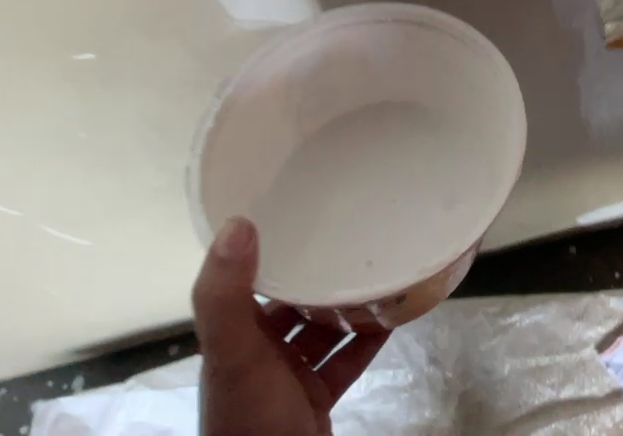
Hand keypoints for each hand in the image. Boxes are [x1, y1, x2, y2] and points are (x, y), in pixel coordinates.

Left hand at [192, 217, 388, 435]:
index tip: (308, 209)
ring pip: (323, 328)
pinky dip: (368, 337)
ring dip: (349, 302)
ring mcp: (290, 379)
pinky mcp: (318, 399)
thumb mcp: (234, 357)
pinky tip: (394, 314)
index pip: (253, 279)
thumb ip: (228, 298)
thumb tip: (237, 223)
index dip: (276, 246)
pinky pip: (348, 358)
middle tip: (359, 232)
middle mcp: (259, 355)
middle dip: (322, 271)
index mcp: (234, 339)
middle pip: (293, 301)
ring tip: (383, 266)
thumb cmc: (251, 422)